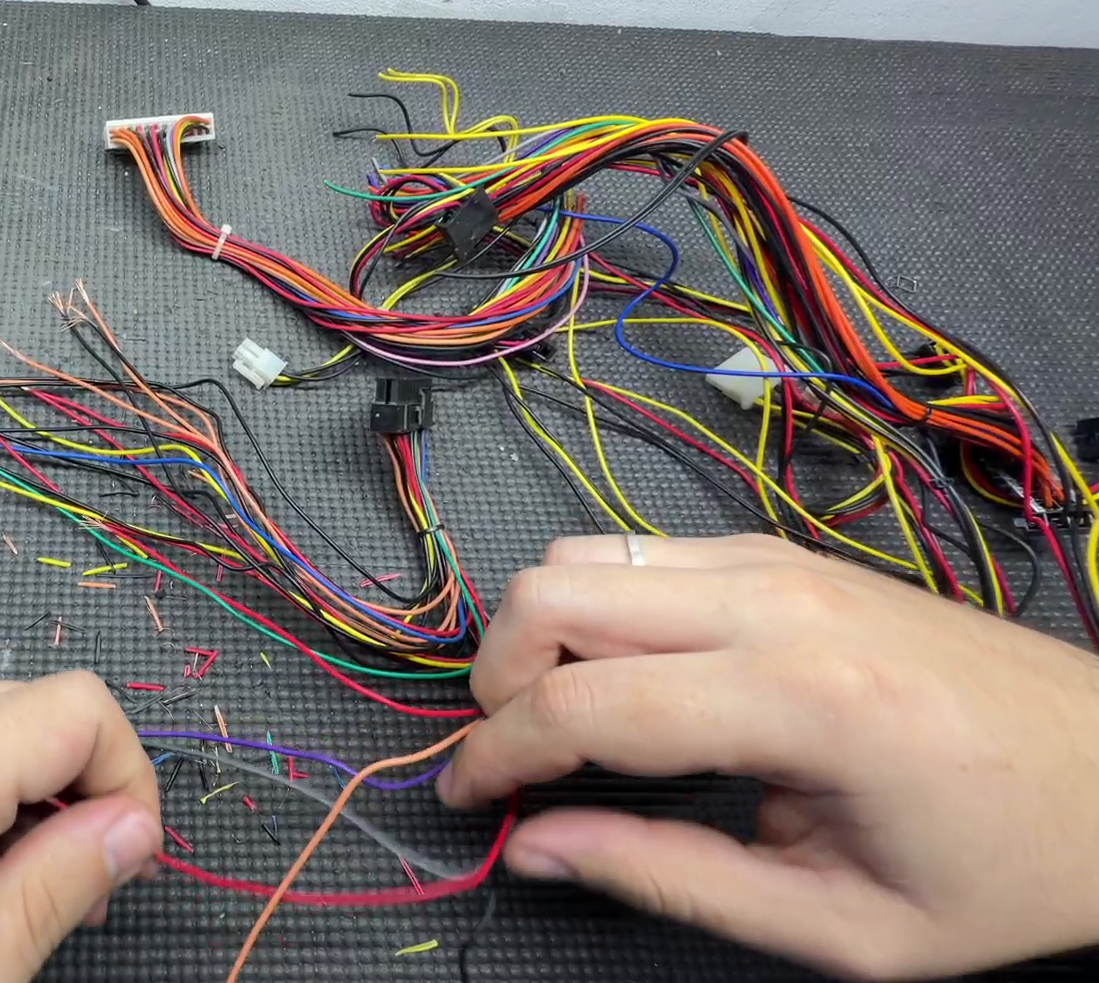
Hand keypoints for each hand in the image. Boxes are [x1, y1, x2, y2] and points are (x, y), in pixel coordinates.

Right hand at [438, 533, 1098, 980]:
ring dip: (533, 634)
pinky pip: (615, 552)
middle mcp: (764, 598)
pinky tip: (620, 666)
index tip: (462, 789)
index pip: (579, 707)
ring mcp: (756, 556)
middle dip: (495, 675)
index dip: (493, 753)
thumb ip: (664, 876)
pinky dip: (581, 608)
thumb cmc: (1006, 864)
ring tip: (563, 705)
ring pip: (568, 559)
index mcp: (799, 699)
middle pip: (548, 597)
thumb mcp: (844, 924)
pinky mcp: (752, 544)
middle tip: (515, 745)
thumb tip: (530, 847)